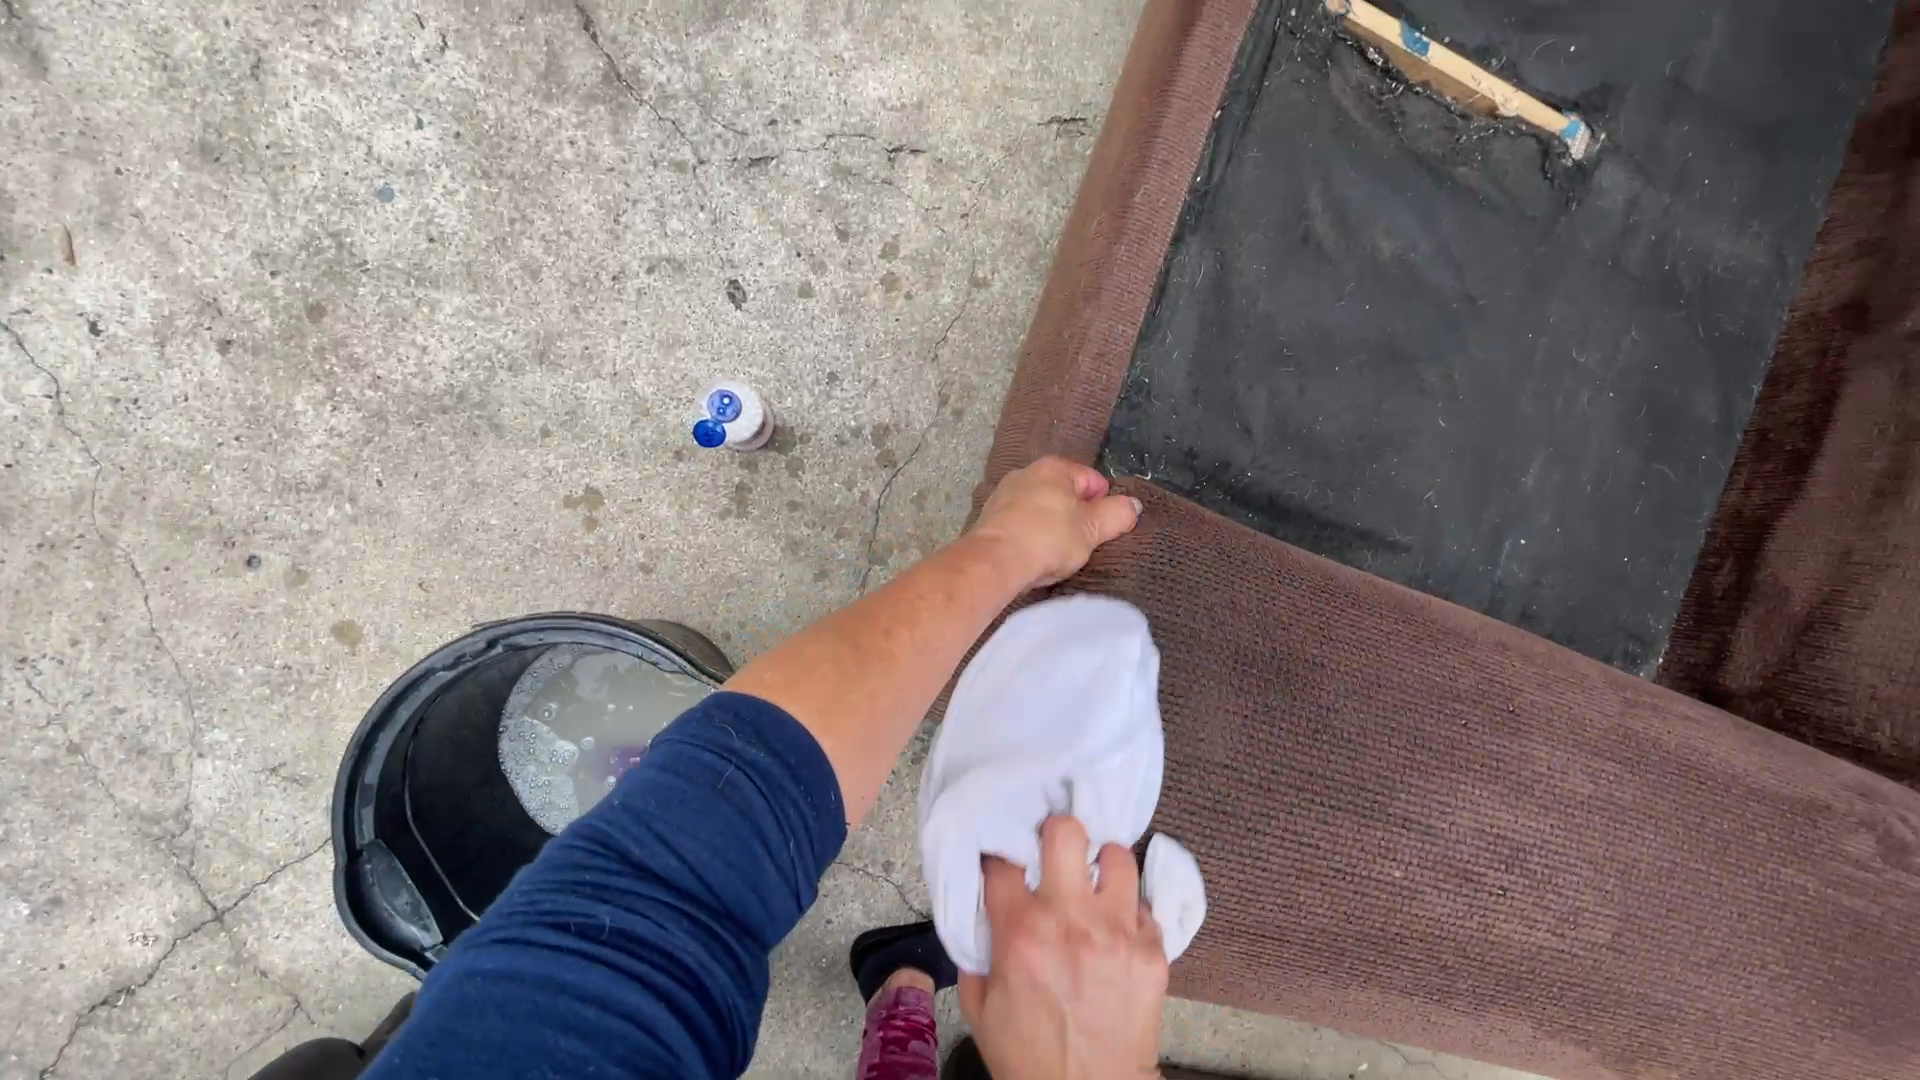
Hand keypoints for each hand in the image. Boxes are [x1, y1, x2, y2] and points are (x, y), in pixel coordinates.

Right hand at [959, 816, 1168, 1079]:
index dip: (1001, 855)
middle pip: (1066, 832)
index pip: (1003, 859)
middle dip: (1058, 833)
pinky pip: (1145, 906)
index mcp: (1020, 931)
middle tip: (1056, 850)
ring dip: (1103, 867)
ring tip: (1096, 884)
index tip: (1005, 861)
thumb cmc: (1027, 1055)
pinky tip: (1118, 929)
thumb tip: (982, 909)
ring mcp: (1117, 933)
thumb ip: (976, 948)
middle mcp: (1069, 920)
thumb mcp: (979, 1005)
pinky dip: (1129, 912)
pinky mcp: (1153, 952)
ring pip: (1118, 856)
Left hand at [967, 457, 1141, 589]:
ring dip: (1053, 527)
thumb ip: (1117, 514)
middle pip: (1066, 494)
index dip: (1104, 506)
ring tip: (1056, 553)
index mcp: (1055, 467)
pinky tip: (1033, 554)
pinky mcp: (990, 517)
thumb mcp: (1092, 529)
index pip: (1093, 480)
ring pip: (1042, 509)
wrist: (994, 561)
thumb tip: (1133, 504)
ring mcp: (1005, 493)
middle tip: (1081, 544)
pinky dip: (1031, 535)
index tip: (1102, 530)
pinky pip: (1022, 523)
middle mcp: (1027, 472)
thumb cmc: (1048, 539)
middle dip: (1077, 517)